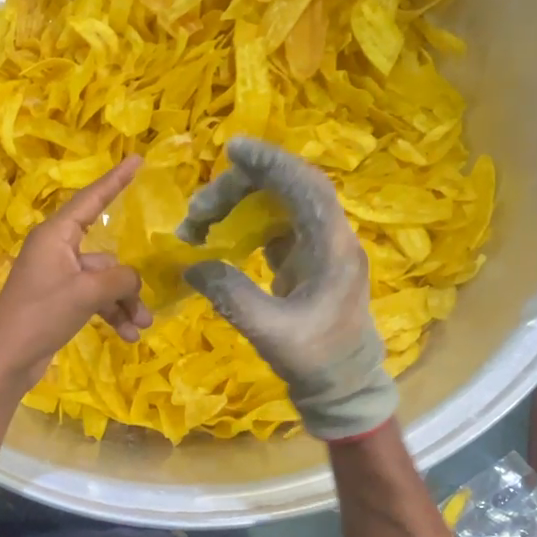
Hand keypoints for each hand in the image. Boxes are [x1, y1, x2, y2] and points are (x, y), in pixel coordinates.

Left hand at [0, 156, 152, 392]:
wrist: (6, 360)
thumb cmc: (41, 316)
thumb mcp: (87, 293)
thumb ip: (119, 279)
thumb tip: (132, 281)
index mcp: (55, 236)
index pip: (90, 200)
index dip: (115, 181)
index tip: (137, 159)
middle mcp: (54, 251)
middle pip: (104, 256)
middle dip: (127, 283)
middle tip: (144, 311)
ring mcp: (55, 278)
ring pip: (102, 282)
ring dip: (122, 304)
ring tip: (140, 328)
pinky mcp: (56, 303)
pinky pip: (92, 300)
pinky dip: (109, 314)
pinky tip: (127, 336)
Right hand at [176, 136, 396, 441]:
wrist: (343, 386)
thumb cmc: (314, 359)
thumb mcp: (268, 330)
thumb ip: (231, 295)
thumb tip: (193, 266)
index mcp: (333, 248)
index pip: (306, 187)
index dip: (271, 164)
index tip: (233, 150)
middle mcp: (330, 239)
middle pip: (287, 191)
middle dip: (240, 191)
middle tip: (195, 215)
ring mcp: (319, 250)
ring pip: (279, 208)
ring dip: (239, 207)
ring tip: (199, 226)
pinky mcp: (307, 264)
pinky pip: (275, 229)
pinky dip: (245, 227)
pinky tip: (218, 239)